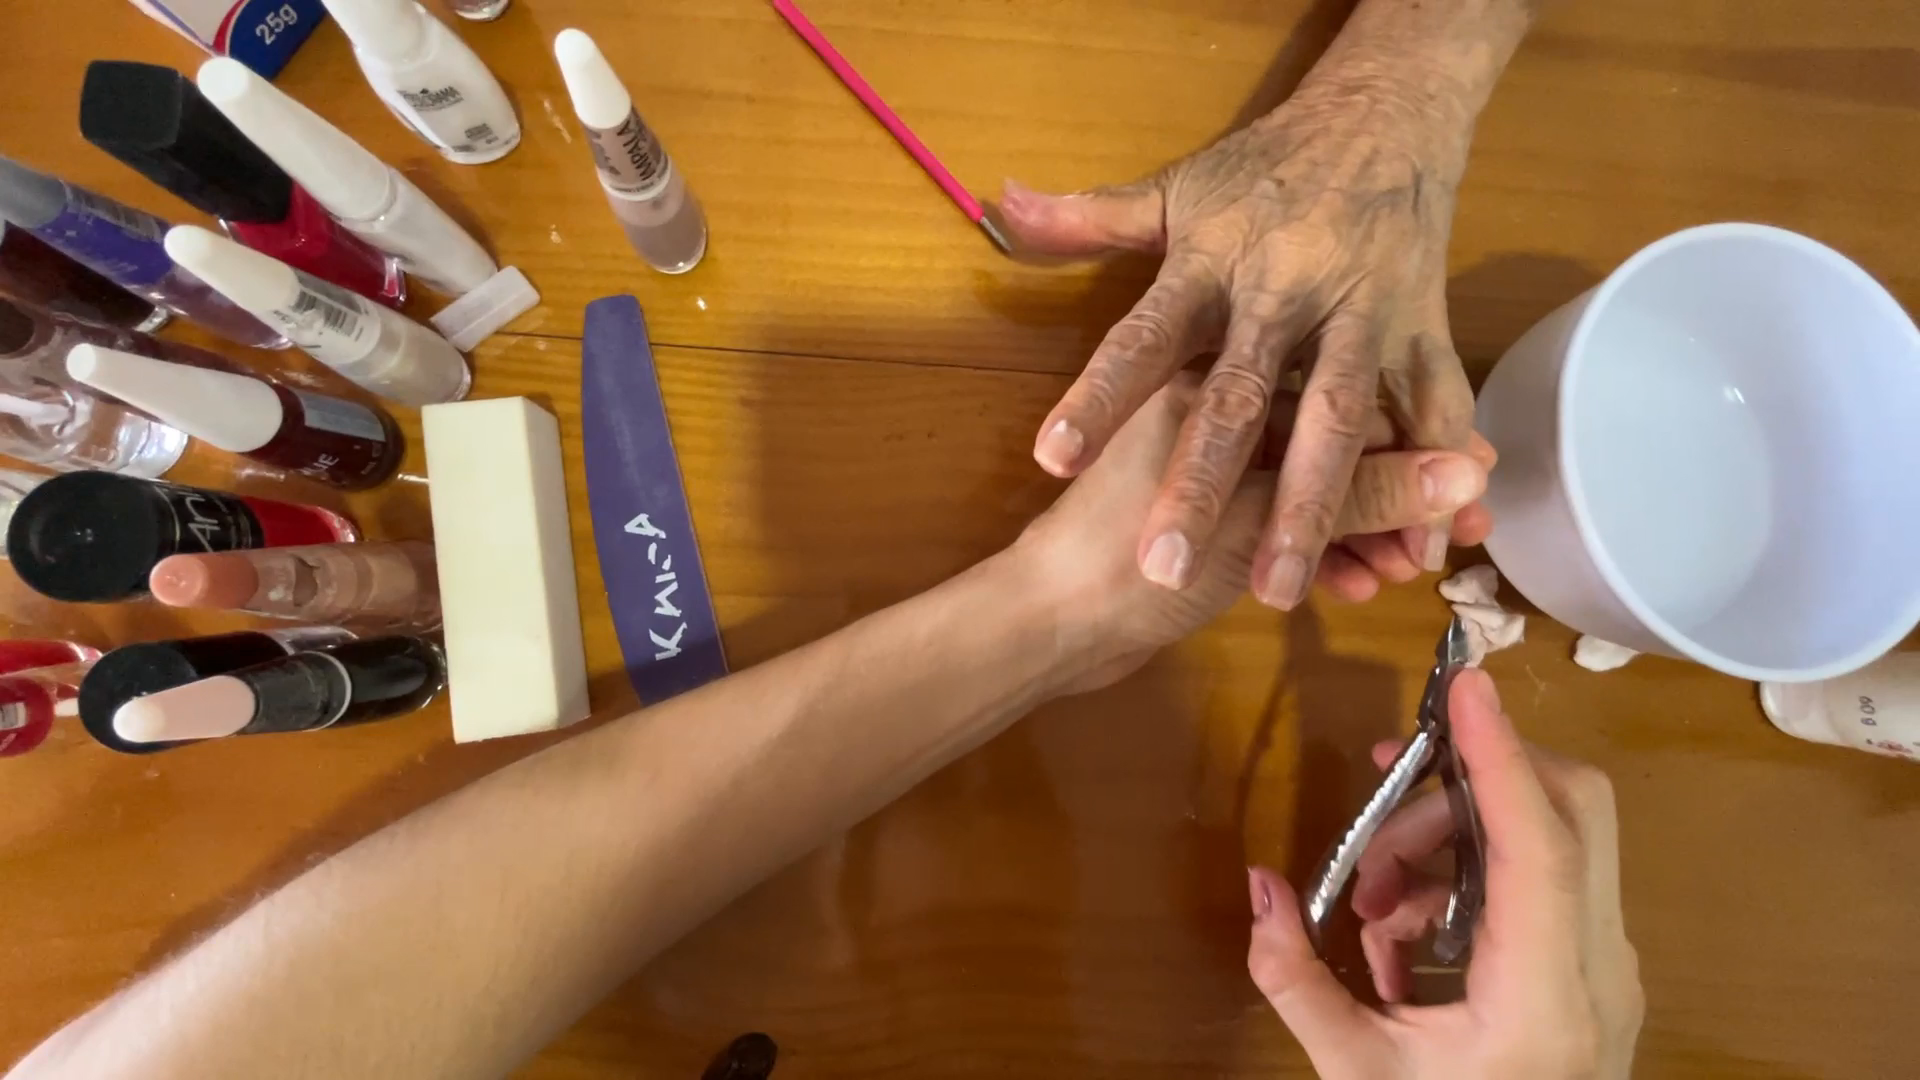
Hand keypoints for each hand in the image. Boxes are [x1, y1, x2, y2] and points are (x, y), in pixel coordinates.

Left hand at [1000, 59, 1481, 609]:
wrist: (1389, 113)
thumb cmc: (1261, 171)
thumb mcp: (1170, 191)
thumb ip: (1090, 219)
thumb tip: (1003, 207)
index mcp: (1208, 268)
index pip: (1140, 339)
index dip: (1097, 397)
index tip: (1052, 461)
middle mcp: (1283, 296)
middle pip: (1238, 402)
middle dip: (1202, 489)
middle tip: (1164, 569)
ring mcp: (1359, 316)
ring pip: (1339, 423)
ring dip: (1316, 512)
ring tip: (1284, 590)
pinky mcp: (1422, 331)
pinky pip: (1429, 415)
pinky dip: (1430, 483)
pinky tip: (1414, 557)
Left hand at [1017, 378, 1490, 692]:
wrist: (1041, 620)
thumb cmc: (1124, 559)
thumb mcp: (1252, 525)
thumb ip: (1356, 494)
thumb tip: (1464, 472)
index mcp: (1212, 380)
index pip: (1332, 395)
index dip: (1404, 446)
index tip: (1457, 491)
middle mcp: (1211, 402)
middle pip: (1323, 437)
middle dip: (1383, 490)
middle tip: (1441, 536)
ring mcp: (1202, 460)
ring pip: (1299, 480)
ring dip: (1351, 528)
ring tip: (1399, 574)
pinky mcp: (1195, 508)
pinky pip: (1270, 515)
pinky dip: (1308, 547)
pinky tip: (1354, 582)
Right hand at [1245, 670, 1644, 1078]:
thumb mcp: (1358, 1075)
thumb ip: (1295, 979)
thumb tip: (1260, 882)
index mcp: (1547, 994)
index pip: (1541, 846)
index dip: (1499, 756)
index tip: (1463, 683)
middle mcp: (1597, 963)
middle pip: (1569, 811)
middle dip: (1465, 776)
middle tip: (1384, 780)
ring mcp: (1601, 960)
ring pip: (1541, 833)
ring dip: (1442, 833)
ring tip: (1368, 898)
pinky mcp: (1585, 960)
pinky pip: (1528, 871)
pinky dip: (1456, 870)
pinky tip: (1399, 930)